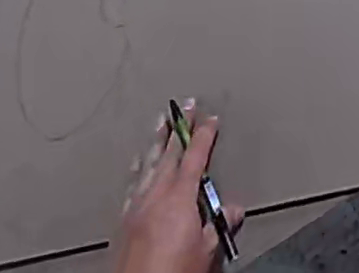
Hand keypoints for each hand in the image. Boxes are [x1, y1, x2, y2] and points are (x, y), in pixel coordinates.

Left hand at [113, 102, 242, 272]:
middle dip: (180, 126)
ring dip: (158, 140)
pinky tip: (138, 162)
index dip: (204, 134)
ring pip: (150, 161)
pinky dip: (139, 167)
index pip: (196, 155)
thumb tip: (234, 209)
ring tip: (161, 122)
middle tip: (185, 106)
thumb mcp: (205, 253)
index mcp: (180, 195)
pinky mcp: (125, 216)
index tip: (210, 118)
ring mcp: (138, 201)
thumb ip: (218, 225)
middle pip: (171, 150)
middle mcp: (157, 191)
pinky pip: (134, 181)